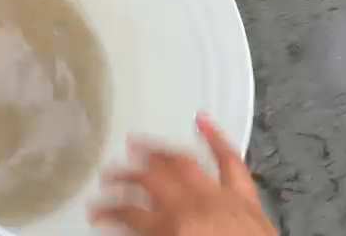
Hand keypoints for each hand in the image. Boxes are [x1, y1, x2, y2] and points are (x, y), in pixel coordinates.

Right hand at [92, 116, 277, 235]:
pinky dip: (216, 138)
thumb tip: (130, 228)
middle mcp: (195, 207)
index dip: (109, 210)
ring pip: (183, 162)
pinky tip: (203, 120)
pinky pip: (231, 162)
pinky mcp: (248, 201)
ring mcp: (223, 199)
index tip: (97, 211)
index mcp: (176, 230)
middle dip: (125, 174)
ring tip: (140, 143)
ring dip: (158, 150)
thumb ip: (152, 235)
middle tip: (110, 174)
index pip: (130, 212)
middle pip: (151, 179)